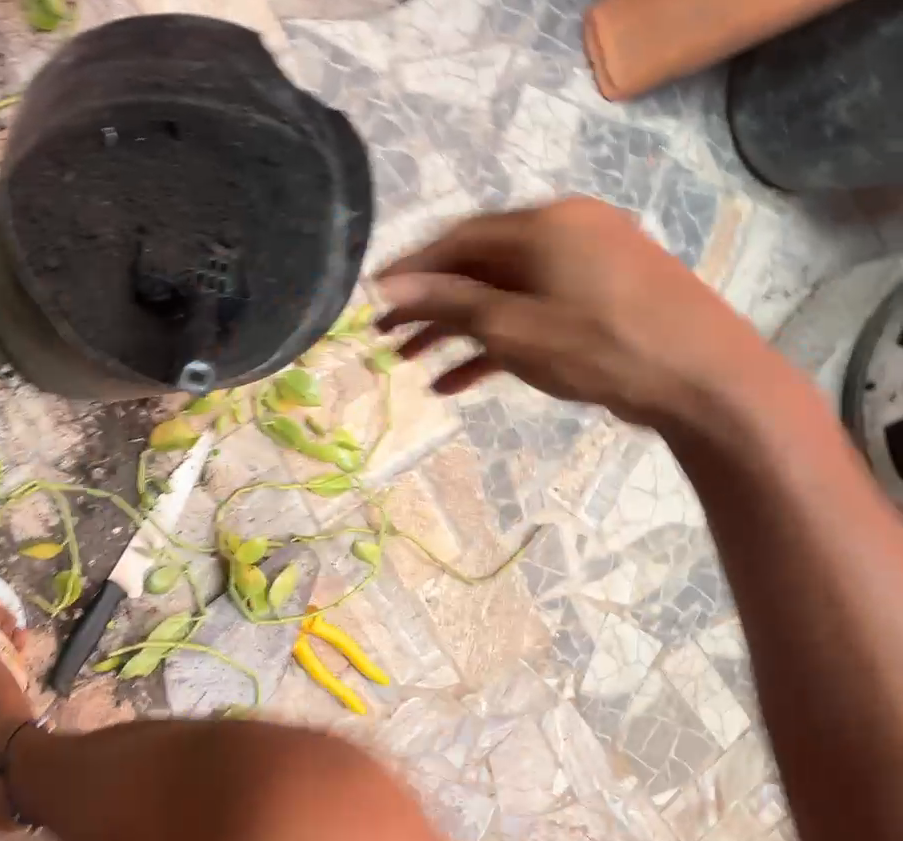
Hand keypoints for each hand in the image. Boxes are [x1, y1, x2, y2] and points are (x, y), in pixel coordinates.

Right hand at [374, 197, 773, 429]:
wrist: (705, 380)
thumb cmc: (597, 346)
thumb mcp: (507, 325)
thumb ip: (445, 301)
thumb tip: (388, 285)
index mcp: (544, 225)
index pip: (456, 238)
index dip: (408, 270)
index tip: (368, 299)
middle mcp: (564, 233)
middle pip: (475, 266)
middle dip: (425, 305)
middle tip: (382, 336)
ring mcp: (584, 266)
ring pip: (498, 293)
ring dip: (451, 328)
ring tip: (408, 363)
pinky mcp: (597, 298)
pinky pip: (528, 312)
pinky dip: (490, 342)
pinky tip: (455, 382)